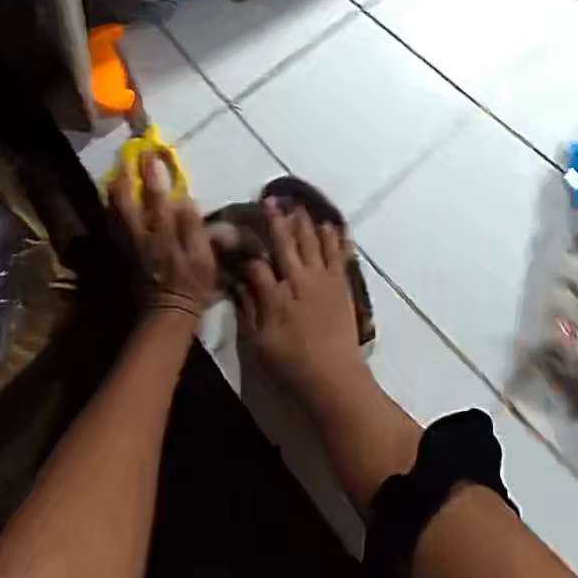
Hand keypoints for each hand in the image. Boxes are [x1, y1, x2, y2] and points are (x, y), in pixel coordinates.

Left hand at [111, 148, 217, 320]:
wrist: (167, 313)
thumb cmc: (192, 283)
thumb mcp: (203, 257)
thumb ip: (193, 227)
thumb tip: (184, 199)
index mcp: (161, 233)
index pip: (154, 196)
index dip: (151, 172)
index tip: (151, 151)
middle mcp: (138, 234)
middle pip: (122, 198)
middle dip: (124, 173)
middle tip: (129, 155)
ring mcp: (127, 243)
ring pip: (113, 208)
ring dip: (116, 186)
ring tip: (121, 169)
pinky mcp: (123, 250)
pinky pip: (113, 220)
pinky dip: (114, 203)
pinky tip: (119, 196)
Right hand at [237, 200, 364, 402]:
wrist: (333, 376)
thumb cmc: (291, 364)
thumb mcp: (259, 342)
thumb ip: (249, 308)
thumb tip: (239, 282)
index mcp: (275, 294)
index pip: (257, 264)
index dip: (245, 250)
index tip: (236, 235)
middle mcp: (299, 279)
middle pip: (286, 243)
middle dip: (276, 221)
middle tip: (270, 201)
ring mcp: (323, 279)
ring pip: (312, 242)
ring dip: (304, 223)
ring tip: (297, 206)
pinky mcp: (341, 284)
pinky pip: (337, 254)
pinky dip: (333, 238)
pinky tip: (328, 226)